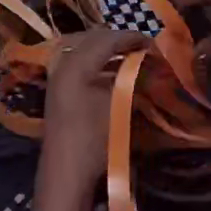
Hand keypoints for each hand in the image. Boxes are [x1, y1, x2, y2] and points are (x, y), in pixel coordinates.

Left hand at [40, 28, 147, 196]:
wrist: (66, 173)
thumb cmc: (94, 138)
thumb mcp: (117, 104)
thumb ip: (131, 77)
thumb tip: (147, 60)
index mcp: (76, 64)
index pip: (107, 38)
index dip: (132, 37)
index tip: (153, 43)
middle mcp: (63, 63)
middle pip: (92, 38)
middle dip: (118, 39)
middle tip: (142, 47)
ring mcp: (57, 75)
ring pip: (83, 47)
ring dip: (106, 48)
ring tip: (130, 55)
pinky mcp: (57, 88)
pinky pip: (77, 60)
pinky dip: (96, 59)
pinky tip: (112, 70)